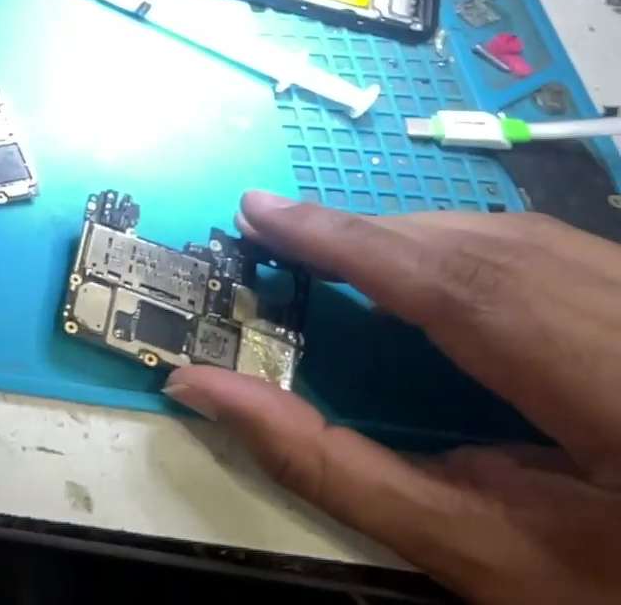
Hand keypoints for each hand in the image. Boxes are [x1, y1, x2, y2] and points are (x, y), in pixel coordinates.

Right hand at [165, 192, 620, 604]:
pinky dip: (476, 249)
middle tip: (278, 229)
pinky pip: (566, 253)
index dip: (348, 241)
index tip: (257, 210)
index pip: (465, 288)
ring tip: (337, 247)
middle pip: (495, 251)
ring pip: (532, 240)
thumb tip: (197, 384)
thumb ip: (327, 463)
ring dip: (418, 236)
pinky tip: (432, 274)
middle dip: (372, 233)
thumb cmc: (609, 592)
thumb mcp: (472, 549)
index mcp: (619, 396)